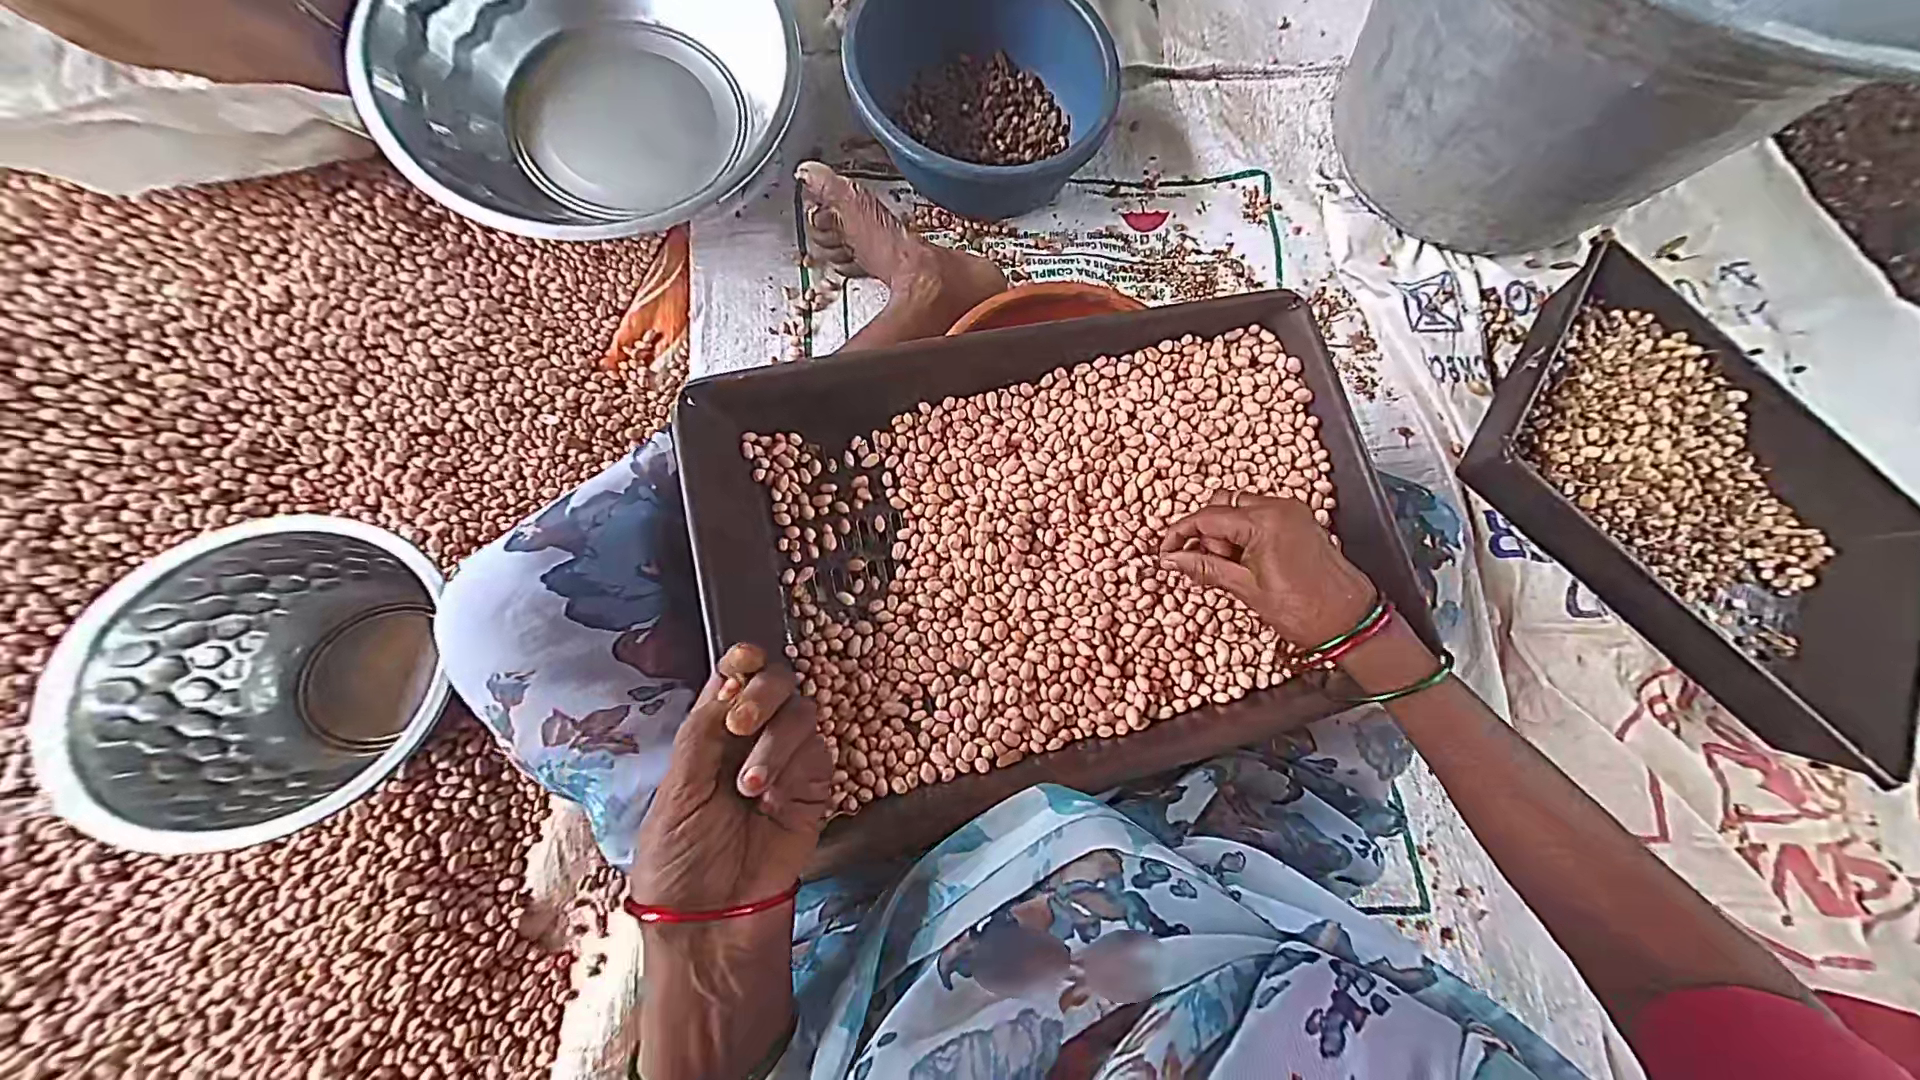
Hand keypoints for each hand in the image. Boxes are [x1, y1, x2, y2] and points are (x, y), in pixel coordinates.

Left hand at [629, 643, 831, 913]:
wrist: (713, 917)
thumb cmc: (680, 855)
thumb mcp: (677, 789)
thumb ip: (703, 730)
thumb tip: (731, 677)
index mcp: (714, 730)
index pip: (734, 677)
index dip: (743, 659)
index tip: (744, 657)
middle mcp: (754, 734)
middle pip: (775, 681)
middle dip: (762, 692)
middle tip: (740, 723)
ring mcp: (787, 755)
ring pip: (800, 710)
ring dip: (774, 739)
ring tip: (748, 785)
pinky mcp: (813, 780)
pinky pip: (815, 749)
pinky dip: (793, 763)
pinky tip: (771, 796)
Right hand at [1159, 491, 1378, 648]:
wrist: (1353, 622)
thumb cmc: (1306, 611)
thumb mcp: (1245, 589)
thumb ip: (1204, 568)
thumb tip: (1172, 559)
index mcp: (1264, 523)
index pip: (1206, 518)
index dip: (1180, 534)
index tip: (1167, 551)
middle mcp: (1279, 508)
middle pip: (1222, 507)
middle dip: (1207, 535)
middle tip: (1206, 565)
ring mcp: (1291, 513)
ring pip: (1238, 510)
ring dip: (1225, 535)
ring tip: (1230, 568)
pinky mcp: (1299, 522)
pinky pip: (1259, 518)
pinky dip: (1244, 535)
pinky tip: (1245, 563)